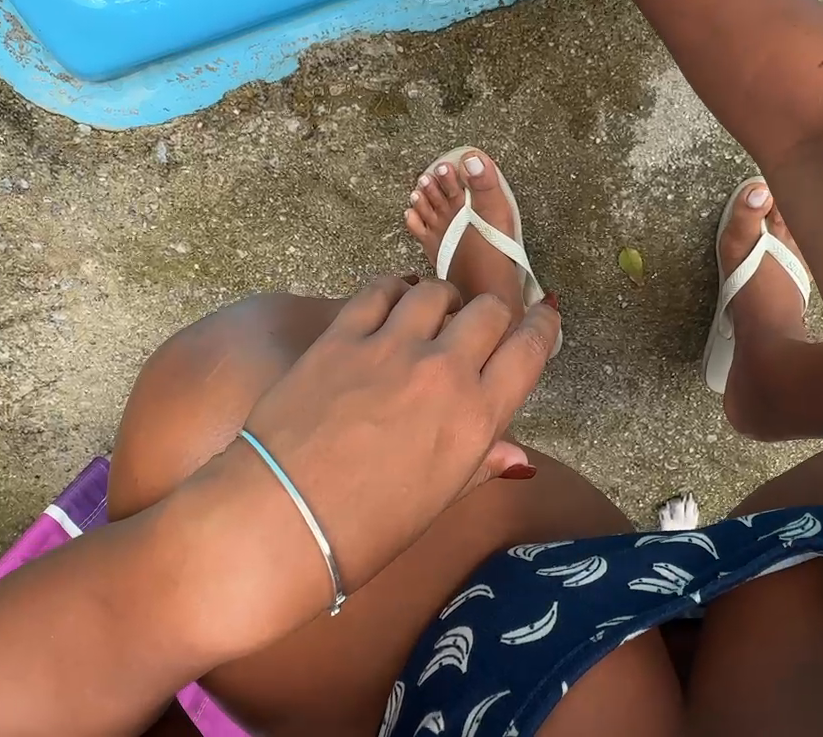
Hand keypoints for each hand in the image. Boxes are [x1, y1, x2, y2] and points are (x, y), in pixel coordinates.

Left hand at [229, 277, 559, 604]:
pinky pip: (378, 290)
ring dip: (442, 300)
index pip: (528, 351)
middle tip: (477, 328)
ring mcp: (390, 347)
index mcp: (475, 417)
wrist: (279, 523)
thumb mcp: (436, 502)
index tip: (543, 318)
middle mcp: (443, 370)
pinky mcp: (342, 335)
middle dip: (492, 315)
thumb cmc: (366, 532)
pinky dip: (392, 289)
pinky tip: (390, 300)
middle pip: (489, 310)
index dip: (541, 328)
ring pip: (435, 292)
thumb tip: (519, 457)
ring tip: (431, 313)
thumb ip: (480, 464)